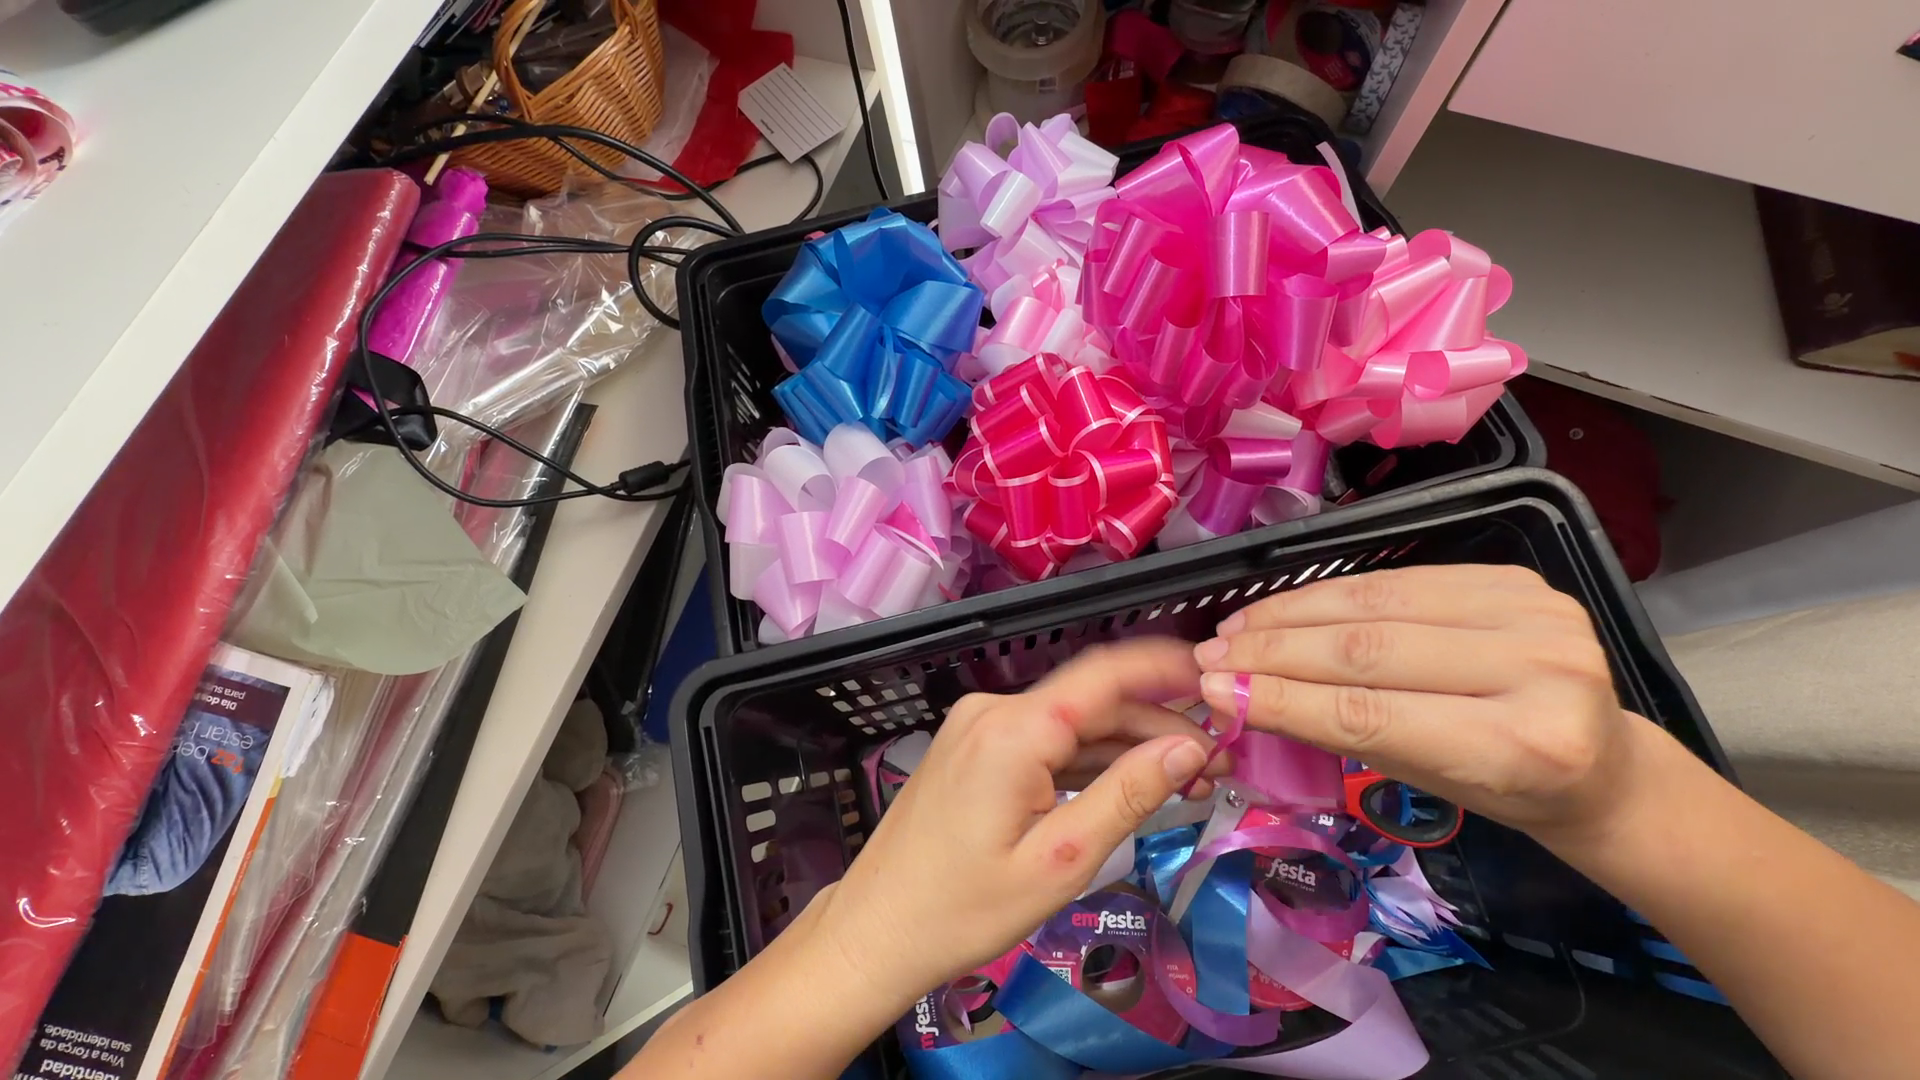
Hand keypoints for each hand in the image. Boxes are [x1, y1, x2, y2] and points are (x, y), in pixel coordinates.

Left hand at [810, 639, 1226, 1004]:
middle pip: (1093, 701)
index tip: (1216, 680)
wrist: (877, 929)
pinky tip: (1129, 781)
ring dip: (1127, 745)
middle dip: (1158, 726)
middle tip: (1218, 763)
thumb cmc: (964, 909)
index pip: (1106, 673)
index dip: (1166, 668)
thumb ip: (1129, 794)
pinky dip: (1087, 759)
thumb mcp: (1061, 859)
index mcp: (1014, 729)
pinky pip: (1044, 741)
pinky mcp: (974, 747)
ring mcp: (979, 726)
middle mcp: (994, 710)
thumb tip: (1190, 747)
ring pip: (1071, 722)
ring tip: (1188, 778)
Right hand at [1193, 564, 1645, 843]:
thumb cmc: (1506, 789)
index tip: (1213, 690)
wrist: (1601, 764)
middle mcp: (1541, 668)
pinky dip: (1330, 593)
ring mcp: (1535, 611)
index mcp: (1525, 745)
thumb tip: (1239, 694)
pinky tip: (1284, 605)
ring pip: (1375, 601)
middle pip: (1369, 648)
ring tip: (1235, 627)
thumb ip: (1340, 731)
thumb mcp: (1424, 780)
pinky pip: (1397, 579)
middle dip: (1273, 651)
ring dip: (1290, 613)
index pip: (1370, 714)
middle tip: (1210, 655)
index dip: (1280, 698)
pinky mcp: (1516, 578)